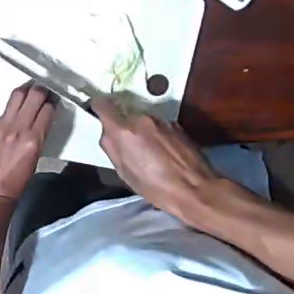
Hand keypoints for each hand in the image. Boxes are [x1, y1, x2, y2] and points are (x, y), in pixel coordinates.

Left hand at [0, 85, 54, 200]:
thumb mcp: (36, 156)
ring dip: (27, 89)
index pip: (47, 110)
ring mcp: (3, 125)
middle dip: (41, 89)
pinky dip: (15, 104)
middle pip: (33, 96)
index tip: (55, 97)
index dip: (53, 101)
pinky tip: (18, 105)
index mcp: (33, 139)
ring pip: (17, 96)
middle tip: (45, 88)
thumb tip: (43, 118)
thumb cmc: (18, 179)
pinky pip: (6, 109)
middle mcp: (18, 128)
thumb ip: (39, 134)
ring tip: (32, 88)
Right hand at [92, 97, 226, 221]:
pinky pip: (158, 125)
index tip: (98, 113)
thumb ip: (112, 149)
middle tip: (129, 147)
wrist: (195, 188)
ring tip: (149, 153)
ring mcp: (161, 120)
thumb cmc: (156, 188)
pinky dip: (156, 134)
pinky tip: (163, 153)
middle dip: (124, 127)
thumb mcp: (125, 173)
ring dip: (142, 131)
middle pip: (125, 114)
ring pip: (143, 120)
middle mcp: (141, 118)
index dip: (99, 108)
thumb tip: (107, 134)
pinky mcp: (176, 124)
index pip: (103, 105)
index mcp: (123, 131)